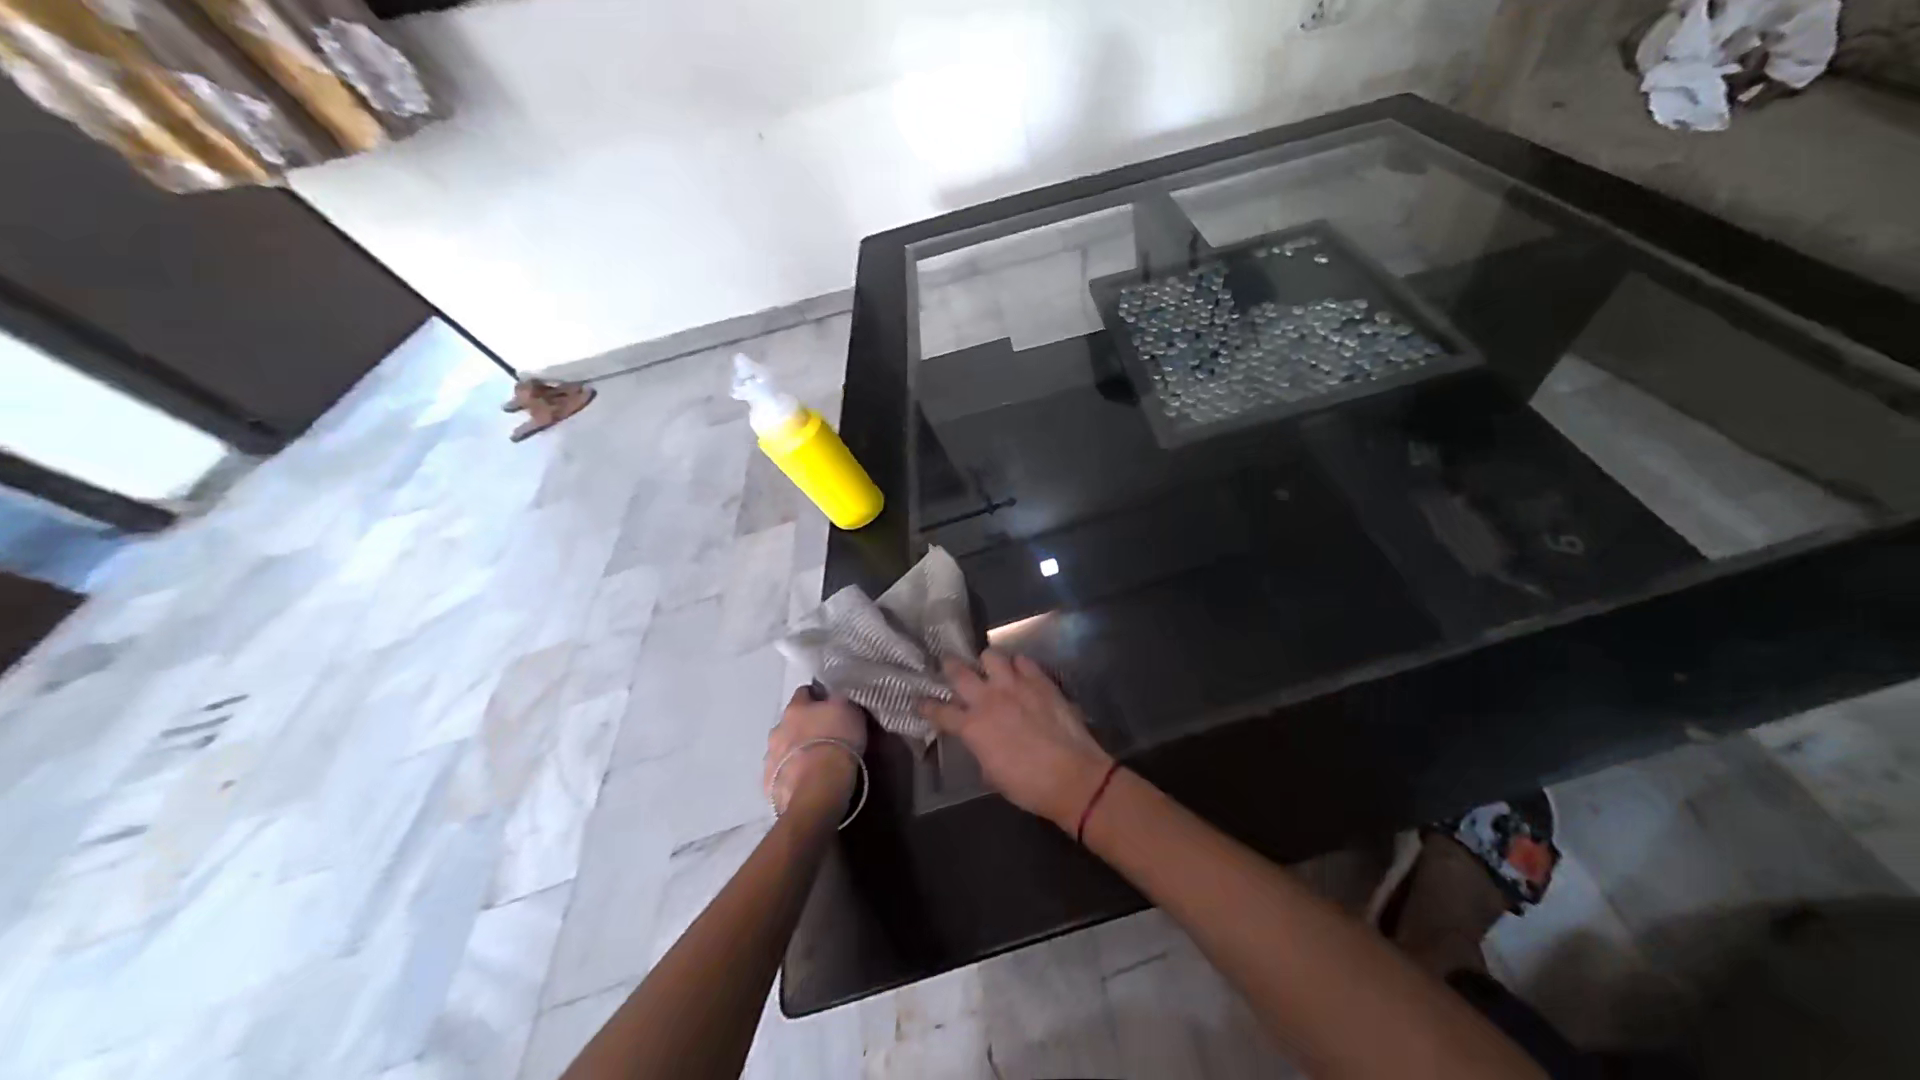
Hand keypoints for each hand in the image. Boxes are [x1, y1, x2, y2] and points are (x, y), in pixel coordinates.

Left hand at [764, 686, 865, 815]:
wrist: (818, 787)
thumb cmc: (837, 742)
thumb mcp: (849, 712)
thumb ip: (838, 702)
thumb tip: (833, 699)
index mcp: (796, 708)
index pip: (803, 692)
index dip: (815, 697)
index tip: (826, 703)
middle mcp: (778, 728)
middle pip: (789, 721)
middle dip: (801, 726)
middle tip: (820, 735)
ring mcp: (770, 756)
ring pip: (781, 746)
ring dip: (793, 750)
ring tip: (811, 761)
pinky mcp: (768, 782)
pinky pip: (779, 772)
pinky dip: (789, 772)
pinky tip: (802, 780)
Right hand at [920, 650, 1114, 832]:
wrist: (1072, 777)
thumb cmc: (1029, 786)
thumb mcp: (993, 775)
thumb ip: (981, 750)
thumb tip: (981, 742)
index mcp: (972, 727)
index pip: (939, 711)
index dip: (926, 706)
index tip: (920, 701)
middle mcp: (988, 699)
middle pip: (958, 671)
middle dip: (948, 666)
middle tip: (947, 665)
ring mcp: (1015, 685)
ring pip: (991, 656)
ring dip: (987, 662)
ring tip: (991, 668)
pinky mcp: (1041, 681)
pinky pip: (1024, 661)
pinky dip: (1019, 665)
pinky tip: (1021, 673)